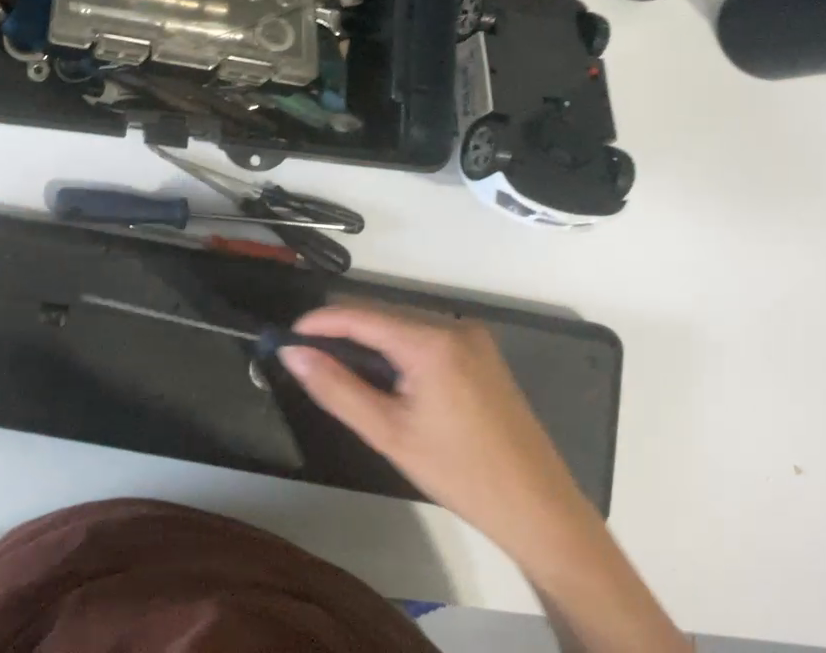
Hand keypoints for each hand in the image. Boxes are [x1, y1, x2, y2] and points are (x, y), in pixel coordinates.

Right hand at [279, 305, 598, 555]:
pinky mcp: (483, 355)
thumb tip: (292, 353)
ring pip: (401, 325)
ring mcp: (474, 339)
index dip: (317, 323)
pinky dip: (396, 351)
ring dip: (368, 343)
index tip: (285, 340)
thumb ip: (335, 387)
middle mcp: (454, 327)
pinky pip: (425, 338)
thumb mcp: (387, 433)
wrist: (541, 510)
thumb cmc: (460, 473)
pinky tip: (386, 382)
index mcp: (431, 342)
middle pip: (380, 315)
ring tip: (341, 376)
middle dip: (340, 334)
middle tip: (309, 363)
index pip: (358, 315)